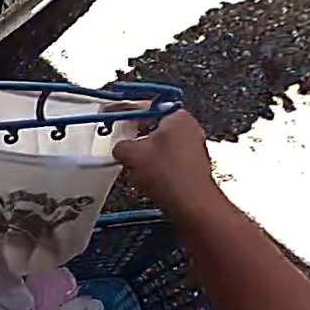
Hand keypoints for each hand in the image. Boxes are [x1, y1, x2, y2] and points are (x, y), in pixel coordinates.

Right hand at [113, 111, 228, 219]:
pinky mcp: (192, 165)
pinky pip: (168, 157)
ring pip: (161, 142)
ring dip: (145, 148)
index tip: (115, 113)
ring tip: (130, 158)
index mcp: (177, 117)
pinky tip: (144, 172)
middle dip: (136, 131)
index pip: (147, 106)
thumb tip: (120, 148)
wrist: (189, 202)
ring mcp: (194, 147)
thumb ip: (121, 145)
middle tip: (120, 136)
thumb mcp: (131, 154)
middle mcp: (190, 128)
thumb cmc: (168, 174)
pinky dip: (154, 161)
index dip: (126, 110)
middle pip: (155, 124)